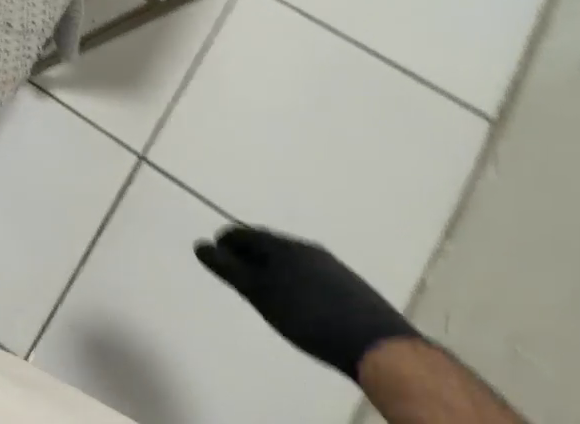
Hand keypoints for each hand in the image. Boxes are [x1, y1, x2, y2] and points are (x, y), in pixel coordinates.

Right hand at [196, 225, 418, 378]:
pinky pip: (311, 275)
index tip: (217, 261)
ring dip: (273, 269)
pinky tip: (300, 304)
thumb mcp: (259, 294)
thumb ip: (228, 269)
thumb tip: (200, 245)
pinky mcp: (351, 287)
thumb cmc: (308, 316)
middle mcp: (307, 248)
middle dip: (248, 256)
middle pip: (267, 244)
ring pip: (291, 260)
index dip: (224, 244)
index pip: (242, 233)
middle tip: (238, 278)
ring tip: (267, 293)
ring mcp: (333, 267)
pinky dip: (296, 282)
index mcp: (283, 246)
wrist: (379, 347)